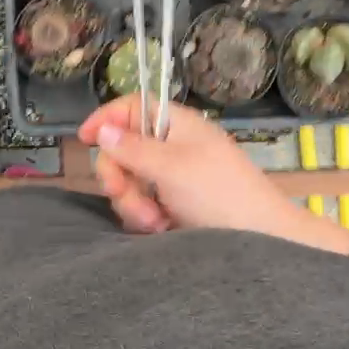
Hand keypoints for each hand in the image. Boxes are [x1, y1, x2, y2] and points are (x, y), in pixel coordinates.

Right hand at [77, 96, 348, 254]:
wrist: (264, 241)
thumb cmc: (220, 194)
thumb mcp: (172, 167)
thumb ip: (132, 149)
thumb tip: (101, 130)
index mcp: (176, 125)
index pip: (131, 107)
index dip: (106, 118)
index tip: (85, 139)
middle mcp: (171, 147)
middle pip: (122, 149)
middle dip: (120, 176)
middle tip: (127, 196)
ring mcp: (171, 178)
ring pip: (128, 181)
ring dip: (133, 202)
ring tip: (155, 222)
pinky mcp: (172, 205)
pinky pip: (140, 204)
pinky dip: (143, 217)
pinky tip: (160, 228)